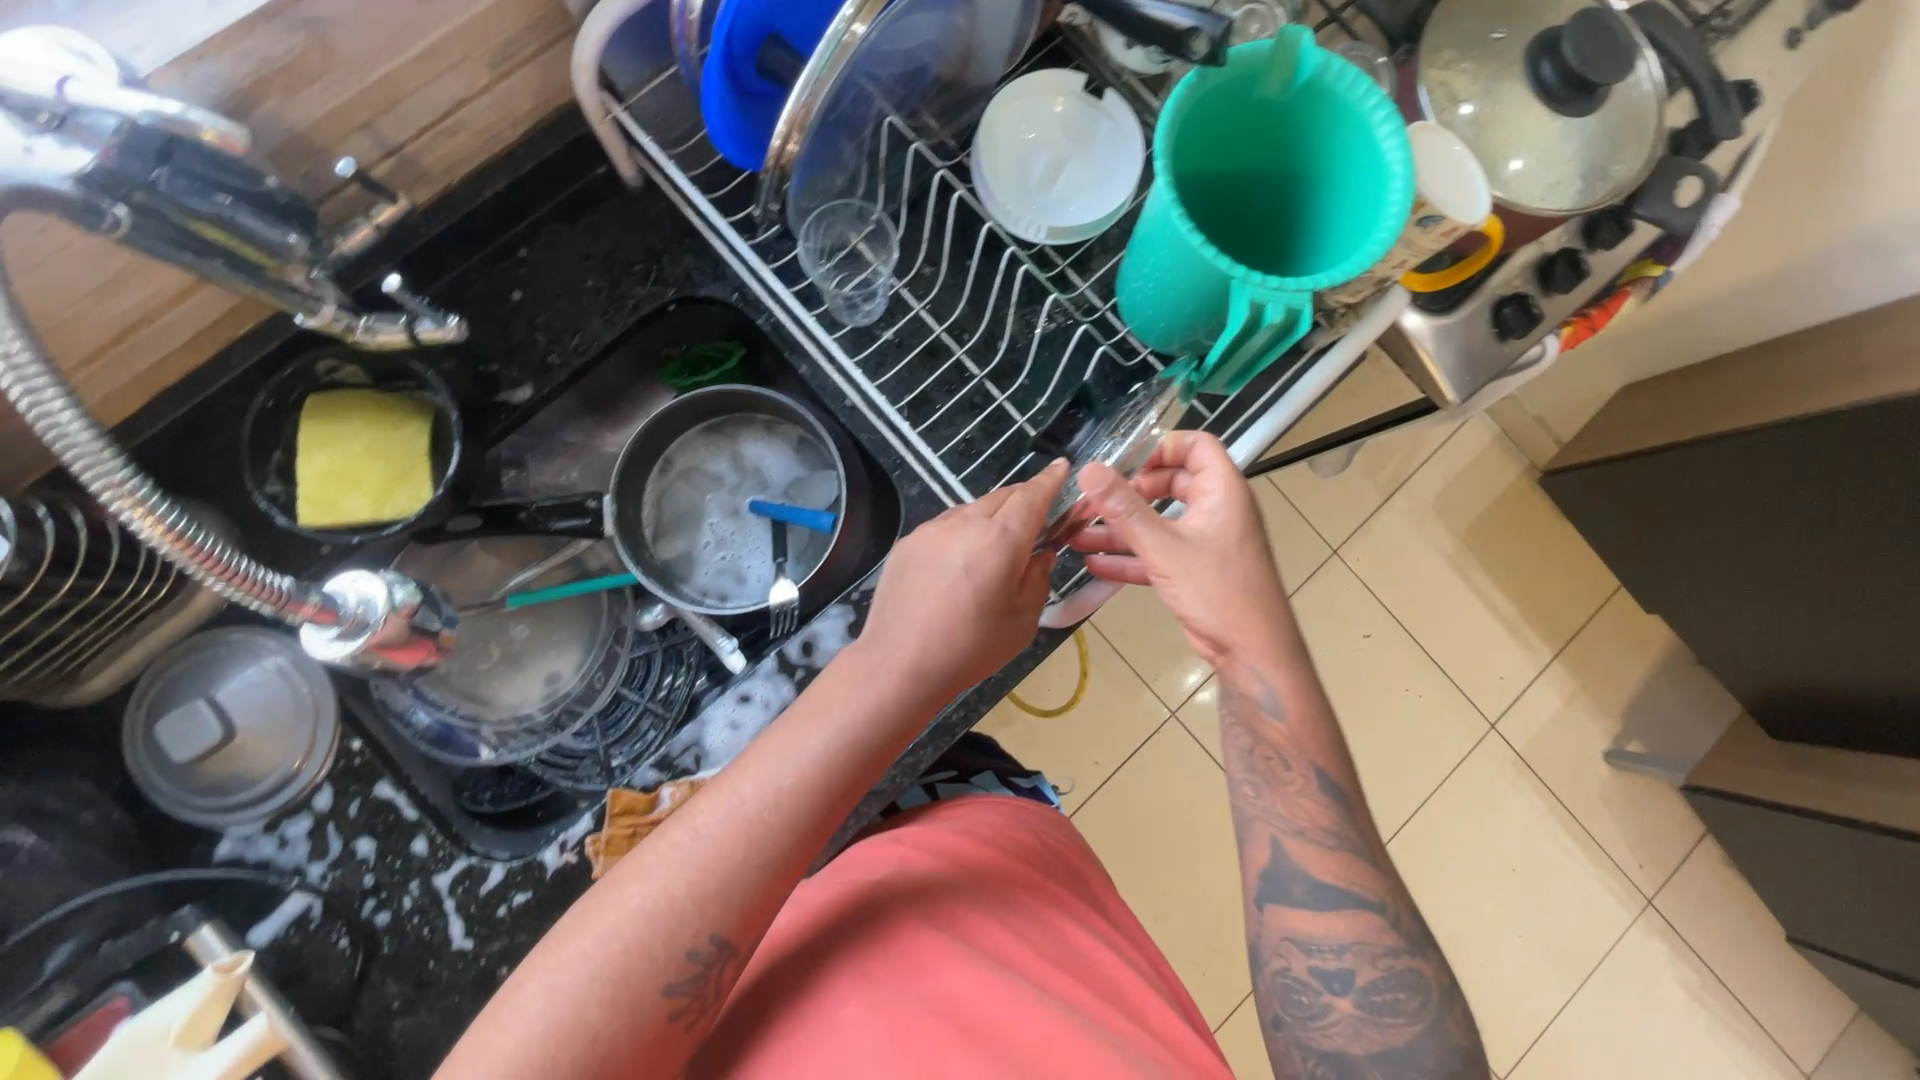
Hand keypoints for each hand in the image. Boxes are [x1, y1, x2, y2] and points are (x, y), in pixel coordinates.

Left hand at [851, 459, 1067, 708]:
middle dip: (1023, 500)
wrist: (900, 664)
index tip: (1062, 468)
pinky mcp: (908, 543)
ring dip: (990, 518)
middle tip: (1035, 519)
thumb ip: (1038, 577)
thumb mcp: (1023, 620)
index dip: (1050, 480)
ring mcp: (931, 530)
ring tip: (995, 549)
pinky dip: (961, 534)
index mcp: (1001, 540)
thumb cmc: (971, 649)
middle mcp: (965, 523)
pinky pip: (944, 527)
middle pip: (1002, 497)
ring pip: (971, 510)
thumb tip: (1040, 553)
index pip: (1032, 496)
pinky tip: (958, 565)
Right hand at [1072, 432, 1291, 671]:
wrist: (1252, 650)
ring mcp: (1205, 541)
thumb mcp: (1164, 547)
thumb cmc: (1217, 590)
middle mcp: (1216, 509)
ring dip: (1120, 528)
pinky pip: (1158, 553)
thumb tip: (1088, 471)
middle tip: (1095, 499)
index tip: (1123, 462)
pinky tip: (1094, 564)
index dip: (1160, 446)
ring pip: (1159, 522)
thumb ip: (1124, 509)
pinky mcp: (1194, 570)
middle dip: (1129, 491)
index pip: (1196, 446)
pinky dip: (1130, 557)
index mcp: (1222, 490)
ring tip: (1077, 533)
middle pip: (1171, 483)